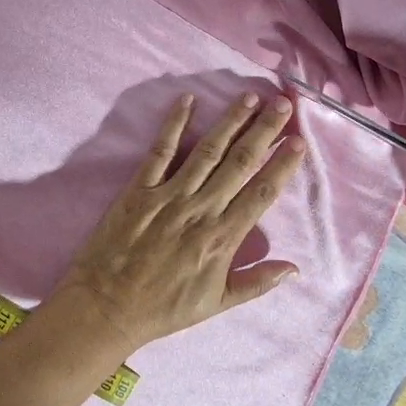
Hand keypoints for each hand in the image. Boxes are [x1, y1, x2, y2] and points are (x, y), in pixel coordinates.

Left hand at [51, 92, 303, 353]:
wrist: (106, 307)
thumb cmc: (163, 309)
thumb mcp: (216, 305)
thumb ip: (256, 283)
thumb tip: (294, 268)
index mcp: (222, 239)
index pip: (261, 194)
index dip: (282, 167)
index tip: (299, 143)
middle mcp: (201, 210)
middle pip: (240, 163)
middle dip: (264, 131)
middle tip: (283, 105)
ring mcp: (169, 196)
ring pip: (207, 151)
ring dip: (230, 121)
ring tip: (250, 97)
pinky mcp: (140, 189)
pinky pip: (160, 151)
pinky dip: (174, 124)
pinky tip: (187, 100)